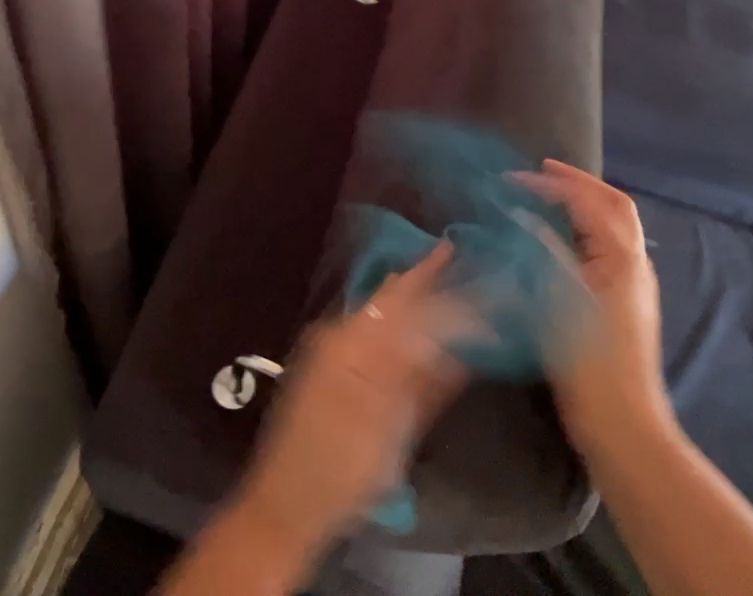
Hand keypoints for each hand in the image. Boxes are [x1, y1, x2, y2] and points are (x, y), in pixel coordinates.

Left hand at [232, 242, 473, 552]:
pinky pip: (376, 344)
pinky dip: (404, 335)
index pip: (399, 296)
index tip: (462, 250)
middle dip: (425, 281)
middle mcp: (340, 340)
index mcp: (348, 341)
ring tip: (451, 283)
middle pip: (391, 303)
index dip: (430, 273)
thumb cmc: (337, 465)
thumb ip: (422, 377)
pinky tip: (426, 336)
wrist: (289, 503)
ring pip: (384, 321)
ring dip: (416, 304)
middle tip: (460, 257)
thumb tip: (462, 333)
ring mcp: (337, 360)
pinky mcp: (338, 382)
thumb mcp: (386, 424)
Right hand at [513, 160, 672, 453]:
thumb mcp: (558, 299)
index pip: (589, 202)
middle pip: (613, 207)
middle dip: (577, 184)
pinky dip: (578, 232)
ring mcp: (630, 285)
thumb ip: (542, 250)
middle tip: (540, 171)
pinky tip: (551, 242)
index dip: (552, 184)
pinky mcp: (618, 303)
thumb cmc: (587, 358)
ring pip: (611, 228)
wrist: (620, 421)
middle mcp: (634, 265)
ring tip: (541, 199)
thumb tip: (521, 215)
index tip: (511, 179)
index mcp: (622, 258)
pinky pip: (602, 250)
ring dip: (580, 206)